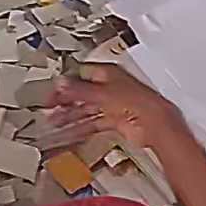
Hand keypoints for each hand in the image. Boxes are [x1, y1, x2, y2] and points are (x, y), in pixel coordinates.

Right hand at [50, 63, 197, 156]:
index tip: (52, 90)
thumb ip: (79, 90)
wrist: (156, 124)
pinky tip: (70, 132)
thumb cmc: (138, 102)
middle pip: (82, 93)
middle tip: (49, 108)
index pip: (81, 74)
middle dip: (66, 101)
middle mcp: (111, 88)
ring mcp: (113, 105)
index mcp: (109, 74)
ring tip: (55, 122)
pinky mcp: (116, 121)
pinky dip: (82, 128)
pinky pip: (94, 123)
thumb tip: (61, 84)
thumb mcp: (103, 93)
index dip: (66, 82)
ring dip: (71, 116)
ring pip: (87, 110)